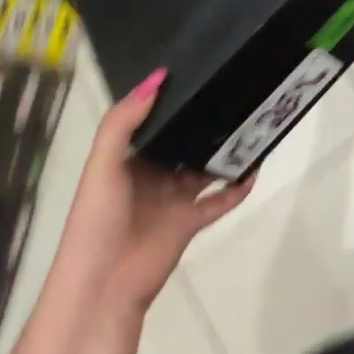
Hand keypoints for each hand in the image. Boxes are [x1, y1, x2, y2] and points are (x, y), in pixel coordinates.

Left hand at [15, 70, 252, 353]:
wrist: (104, 284)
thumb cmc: (98, 219)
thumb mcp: (102, 164)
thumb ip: (125, 120)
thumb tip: (159, 76)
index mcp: (128, 159)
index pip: (153, 121)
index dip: (171, 99)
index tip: (198, 69)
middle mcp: (153, 174)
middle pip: (184, 141)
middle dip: (205, 121)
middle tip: (235, 91)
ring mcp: (173, 199)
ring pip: (205, 168)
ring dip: (226, 151)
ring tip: (252, 123)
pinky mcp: (191, 222)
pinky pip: (219, 200)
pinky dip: (237, 188)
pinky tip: (255, 169)